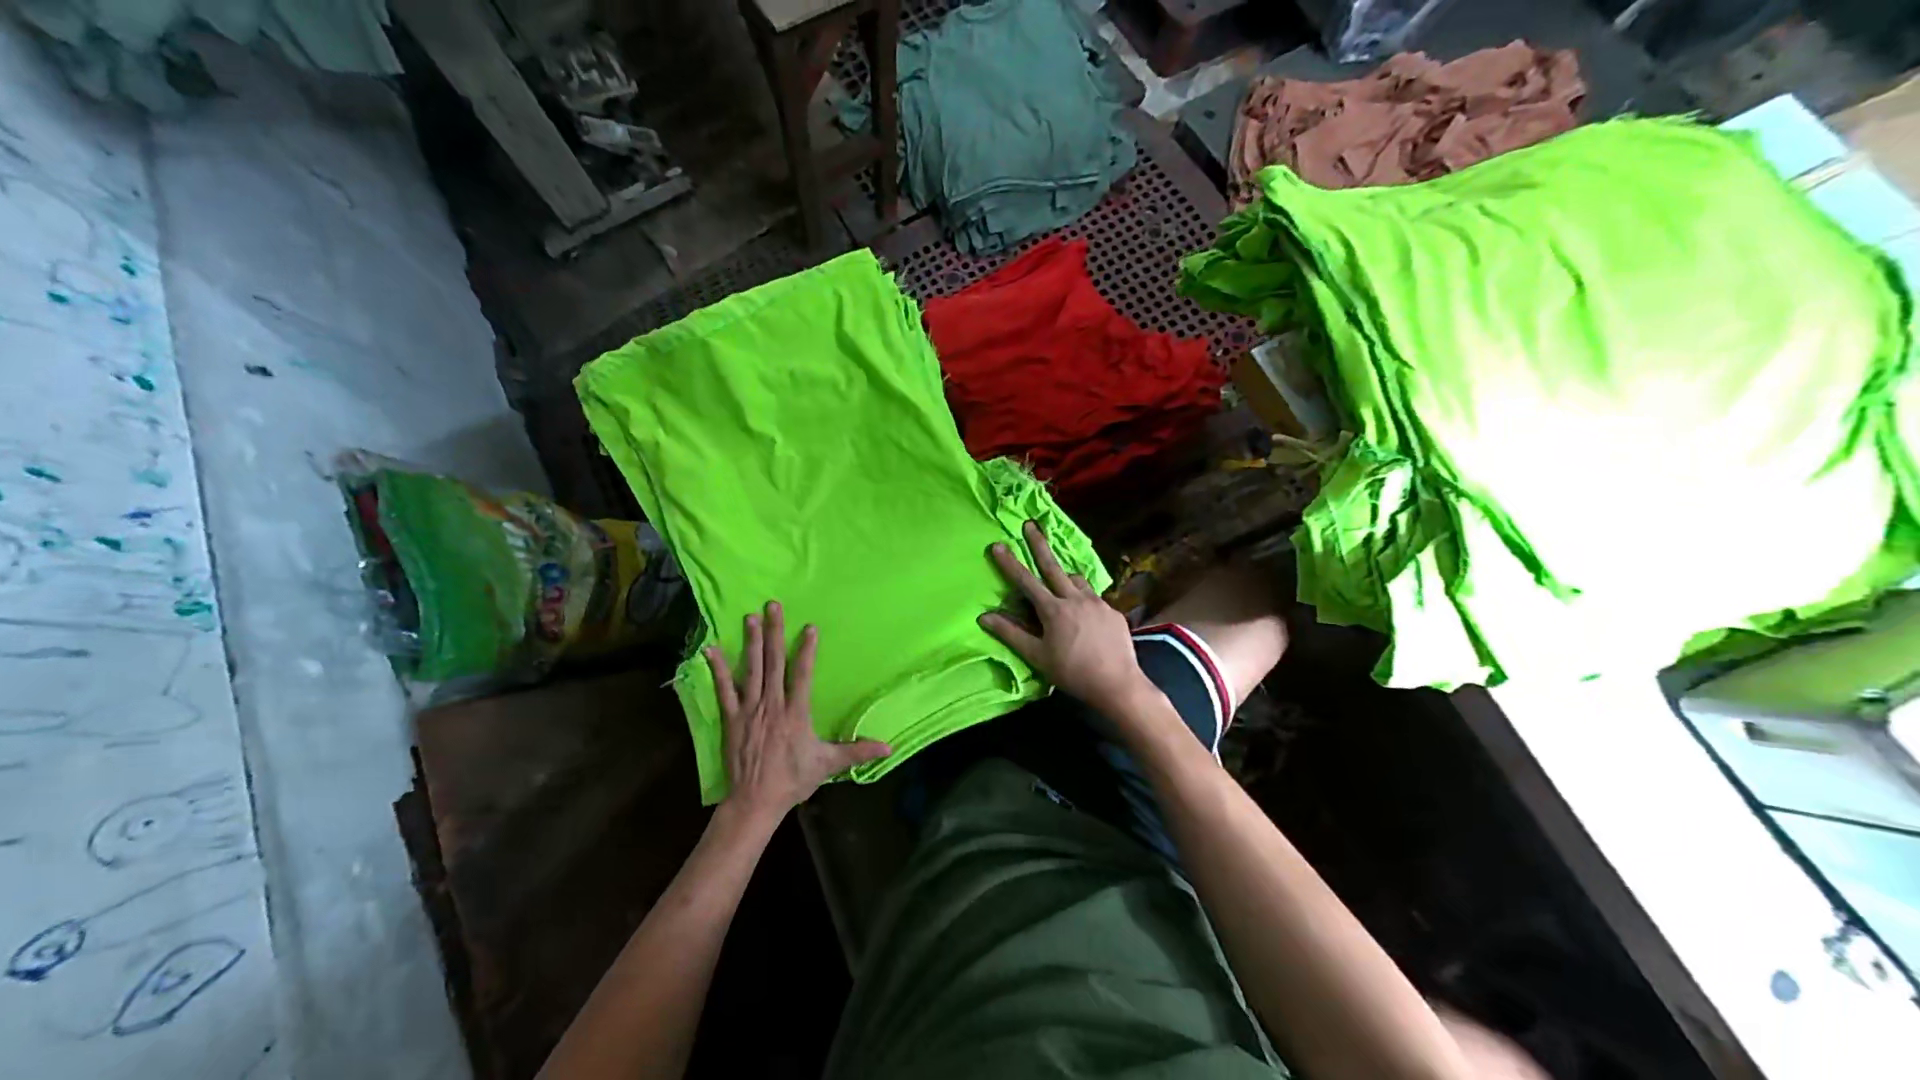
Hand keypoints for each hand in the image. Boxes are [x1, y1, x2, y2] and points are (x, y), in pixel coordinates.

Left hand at [706, 602, 890, 822]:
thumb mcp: (828, 765)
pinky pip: (723, 690)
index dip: (806, 650)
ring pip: (750, 669)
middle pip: (773, 662)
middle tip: (772, 606)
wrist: (755, 801)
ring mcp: (749, 710)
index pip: (802, 674)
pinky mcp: (730, 719)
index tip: (809, 627)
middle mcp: (772, 705)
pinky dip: (718, 669)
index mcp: (795, 713)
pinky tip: (711, 650)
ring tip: (750, 617)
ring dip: (750, 642)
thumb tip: (888, 748)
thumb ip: (857, 751)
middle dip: (774, 632)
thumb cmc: (792, 780)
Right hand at [980, 521, 1153, 717]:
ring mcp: (1098, 603)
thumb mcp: (1037, 656)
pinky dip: (1084, 599)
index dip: (1010, 563)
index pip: (1026, 581)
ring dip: (1065, 577)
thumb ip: (1011, 633)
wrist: (1118, 685)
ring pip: (1077, 581)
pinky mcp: (1114, 612)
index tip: (998, 545)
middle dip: (1040, 544)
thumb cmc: (1072, 673)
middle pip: (1053, 567)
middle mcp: (1076, 599)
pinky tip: (1085, 614)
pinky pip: (1094, 598)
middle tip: (1030, 524)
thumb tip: (984, 617)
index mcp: (1054, 610)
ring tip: (1060, 583)